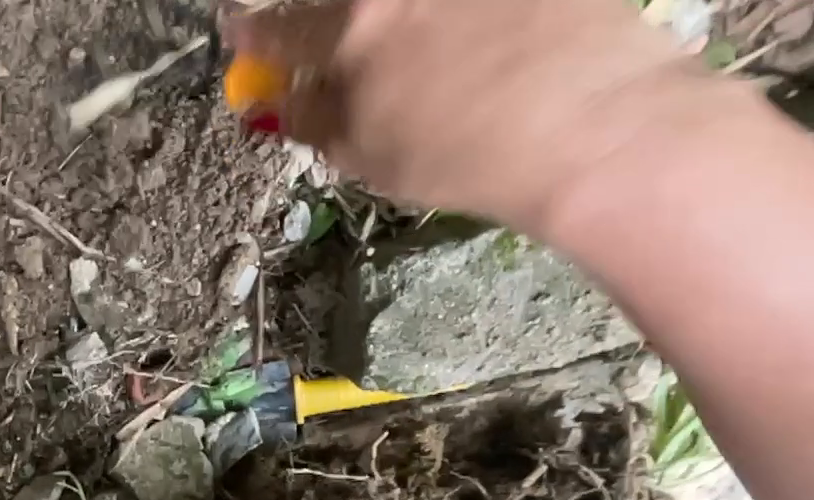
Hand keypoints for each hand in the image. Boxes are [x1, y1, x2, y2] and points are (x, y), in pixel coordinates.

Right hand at [223, 0, 709, 233]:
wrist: (590, 124)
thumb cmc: (457, 155)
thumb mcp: (363, 153)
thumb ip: (311, 120)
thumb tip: (274, 101)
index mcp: (351, 33)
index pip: (280, 30)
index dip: (252, 34)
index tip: (238, 30)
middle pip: (346, 4)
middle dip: (327, 22)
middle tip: (338, 49)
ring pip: (401, 7)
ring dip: (388, 24)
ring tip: (416, 67)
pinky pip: (460, 8)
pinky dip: (452, 23)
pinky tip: (473, 49)